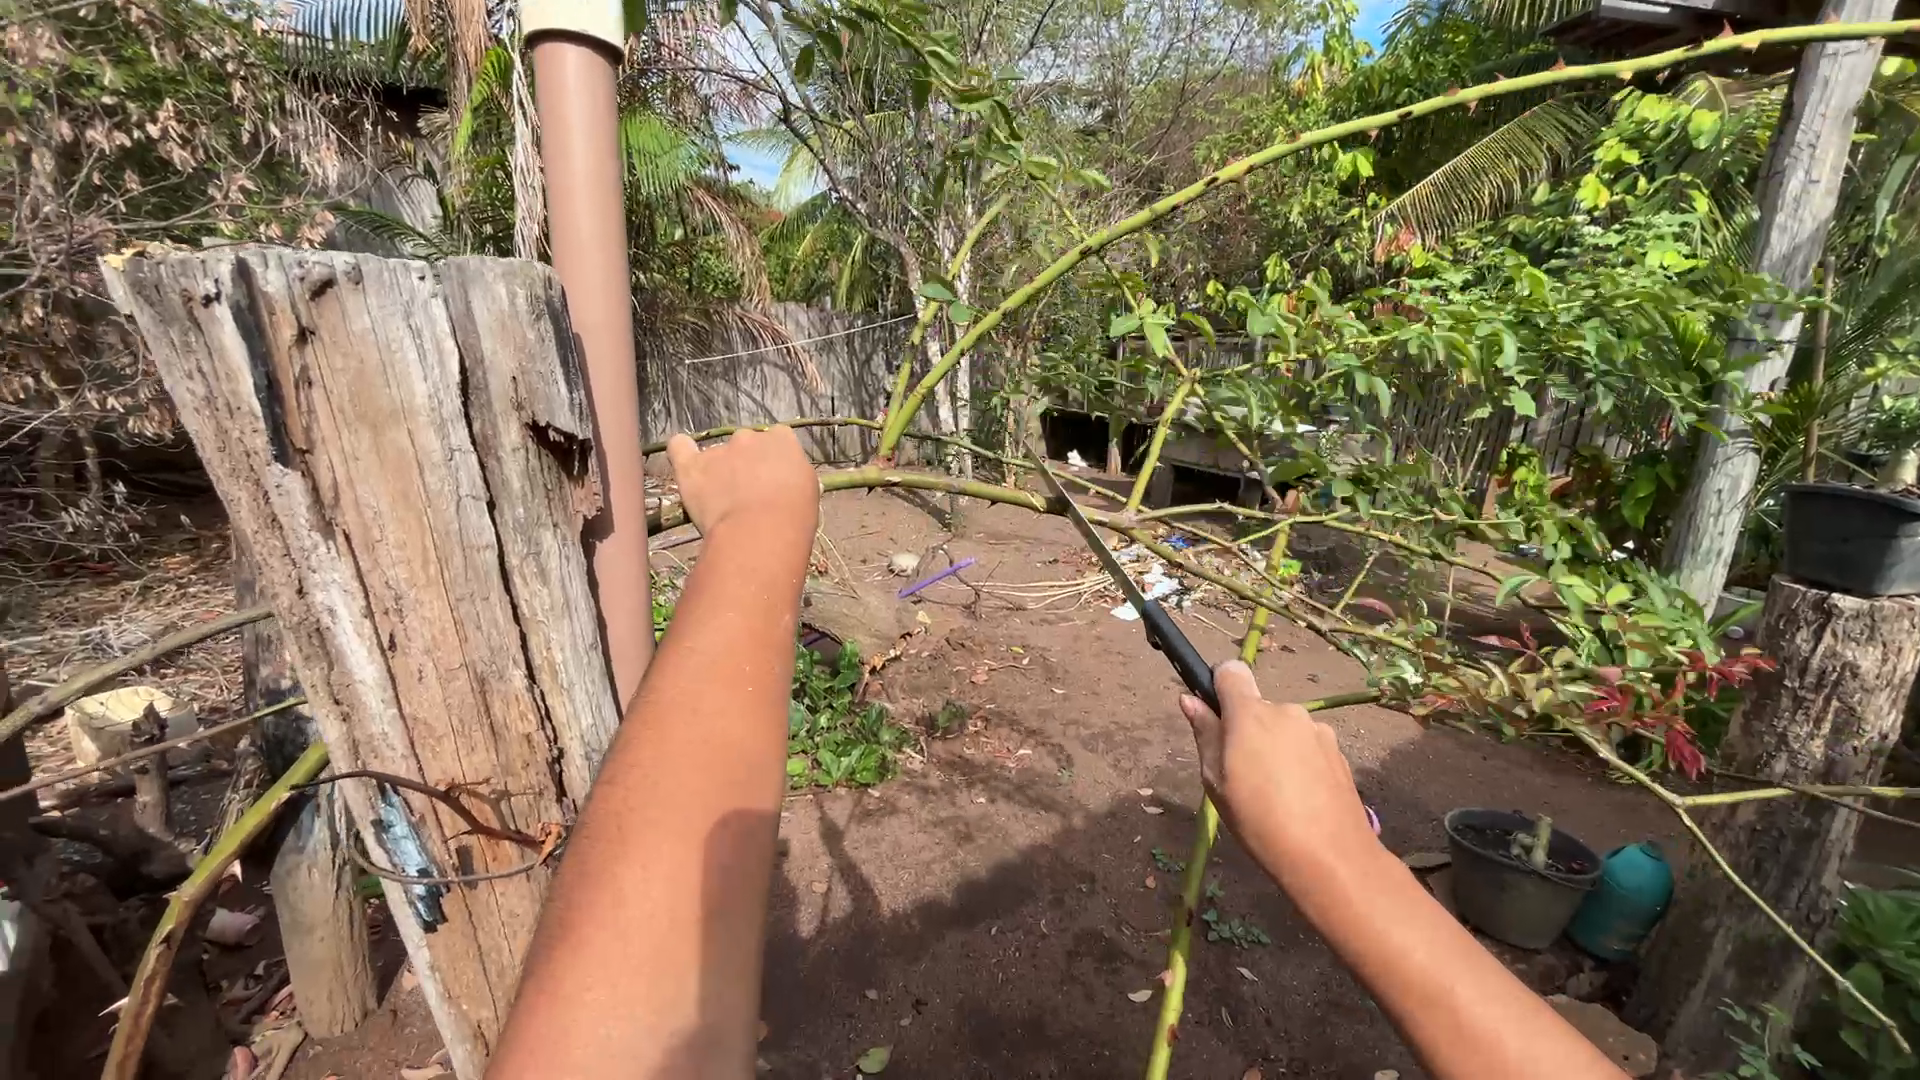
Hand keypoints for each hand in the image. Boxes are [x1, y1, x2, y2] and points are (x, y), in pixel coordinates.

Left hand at [666, 426, 819, 542]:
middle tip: (750, 492)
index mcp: (782, 440)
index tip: (775, 477)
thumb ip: (795, 477)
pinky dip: (682, 451)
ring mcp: (719, 450)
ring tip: (724, 501)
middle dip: (747, 462)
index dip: (775, 458)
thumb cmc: (794, 516)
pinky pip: (680, 447)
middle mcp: (750, 437)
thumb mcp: (809, 492)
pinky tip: (687, 463)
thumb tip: (789, 483)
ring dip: (720, 470)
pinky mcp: (692, 466)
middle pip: (747, 443)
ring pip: (717, 454)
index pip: (778, 438)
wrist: (761, 530)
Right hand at [1179, 661, 1380, 885]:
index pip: (1230, 671)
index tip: (1216, 715)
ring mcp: (1318, 730)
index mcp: (1250, 714)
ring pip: (1283, 727)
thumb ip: (1205, 733)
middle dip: (1247, 727)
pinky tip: (1299, 796)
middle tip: (1242, 771)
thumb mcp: (1215, 780)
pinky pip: (1306, 744)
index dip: (1219, 686)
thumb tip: (1189, 699)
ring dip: (1275, 745)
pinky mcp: (1338, 752)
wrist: (1331, 858)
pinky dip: (1298, 760)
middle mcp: (1287, 711)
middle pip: (1258, 706)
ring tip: (1274, 790)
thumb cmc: (1259, 819)